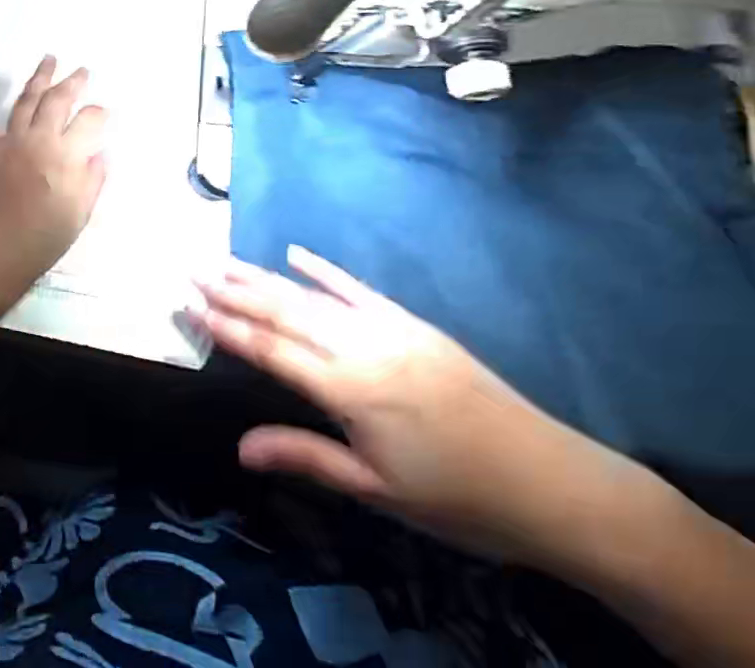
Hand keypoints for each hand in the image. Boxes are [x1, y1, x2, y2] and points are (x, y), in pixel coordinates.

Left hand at [0, 56, 106, 301]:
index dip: (98, 113)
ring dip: (38, 78)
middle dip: (73, 83)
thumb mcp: (79, 214)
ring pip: (26, 100)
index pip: (89, 121)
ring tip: (48, 59)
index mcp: (67, 156)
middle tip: (82, 71)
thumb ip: (92, 180)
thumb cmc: (41, 240)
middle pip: (58, 101)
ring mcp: (9, 142)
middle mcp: (39, 140)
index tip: (102, 112)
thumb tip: (100, 154)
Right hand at [187, 247, 642, 565]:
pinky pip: (360, 291)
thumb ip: (306, 456)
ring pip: (314, 296)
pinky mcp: (417, 328)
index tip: (189, 306)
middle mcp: (366, 349)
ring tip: (224, 260)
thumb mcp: (378, 490)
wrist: (565, 490)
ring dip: (264, 277)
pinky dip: (324, 271)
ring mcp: (393, 332)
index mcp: (352, 390)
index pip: (271, 349)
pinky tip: (295, 254)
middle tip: (192, 270)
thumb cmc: (462, 500)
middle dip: (234, 291)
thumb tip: (239, 448)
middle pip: (285, 312)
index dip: (226, 327)